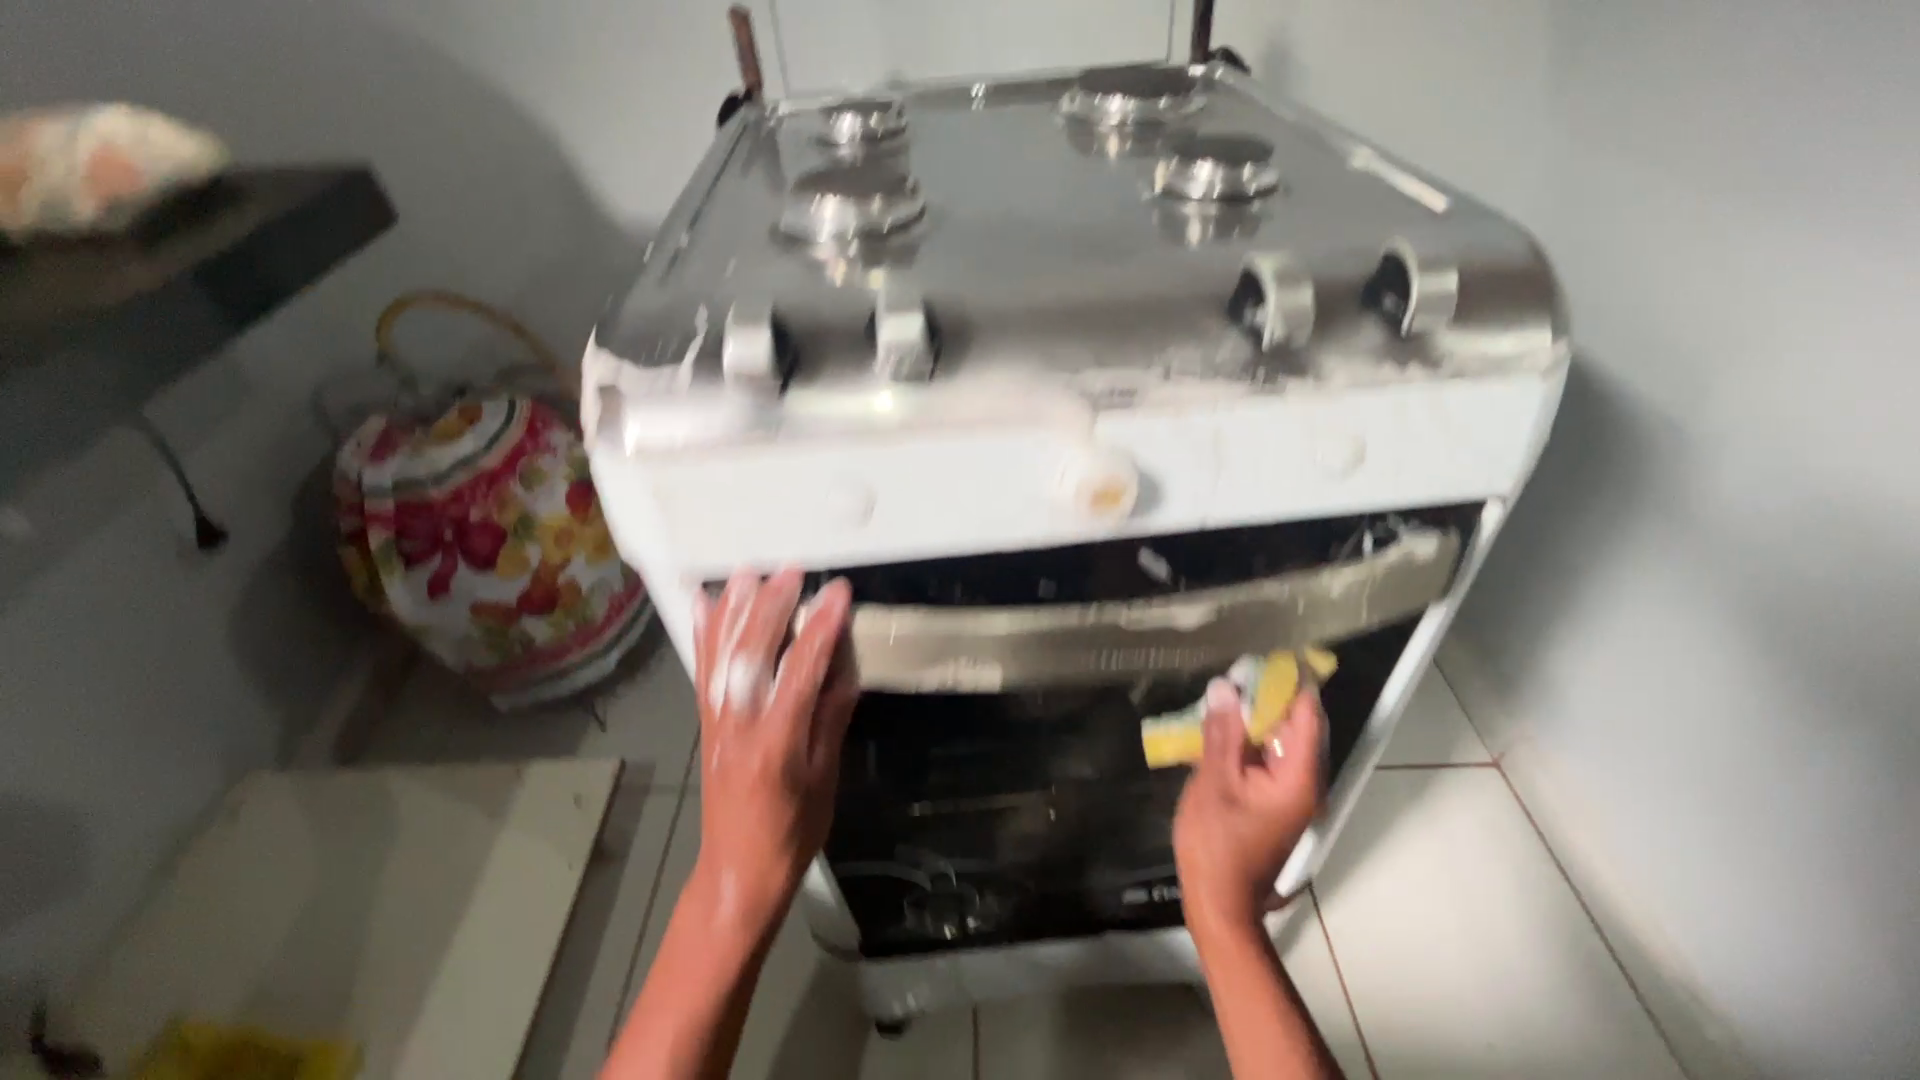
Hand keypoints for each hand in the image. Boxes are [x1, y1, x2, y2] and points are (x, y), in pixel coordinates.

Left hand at [691, 568, 858, 928]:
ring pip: (722, 655)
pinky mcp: (705, 722)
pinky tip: (706, 604)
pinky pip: (702, 670)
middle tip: (792, 569)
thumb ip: (830, 717)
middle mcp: (739, 726)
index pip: (802, 674)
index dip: (821, 629)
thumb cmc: (793, 831)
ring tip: (748, 572)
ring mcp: (716, 722)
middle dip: (772, 607)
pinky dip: (704, 635)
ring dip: (735, 610)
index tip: (838, 592)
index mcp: (778, 745)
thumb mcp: (825, 778)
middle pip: (754, 655)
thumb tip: (843, 664)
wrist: (738, 871)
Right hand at [1173, 677, 1325, 929]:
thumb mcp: (1214, 781)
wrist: (1219, 901)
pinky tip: (1223, 730)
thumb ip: (1223, 732)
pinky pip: (1269, 761)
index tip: (1272, 655)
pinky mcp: (1275, 805)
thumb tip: (1226, 687)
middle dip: (1269, 698)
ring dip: (1256, 719)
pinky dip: (1250, 742)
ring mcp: (1291, 797)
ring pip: (1280, 744)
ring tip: (1227, 693)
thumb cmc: (1217, 843)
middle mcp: (1305, 784)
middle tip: (1238, 671)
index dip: (1292, 683)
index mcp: (1298, 778)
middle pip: (1296, 728)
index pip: (1306, 717)